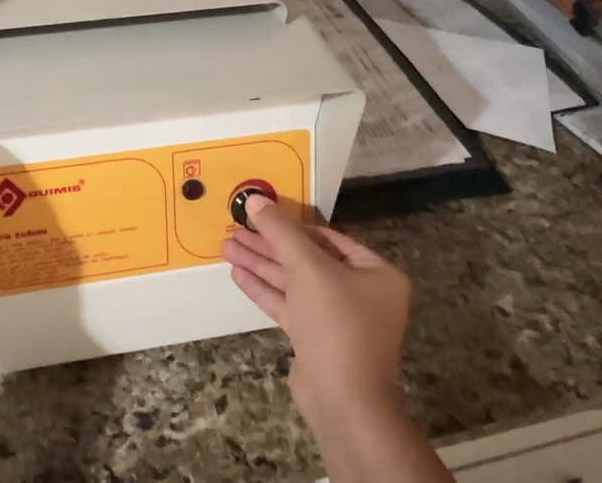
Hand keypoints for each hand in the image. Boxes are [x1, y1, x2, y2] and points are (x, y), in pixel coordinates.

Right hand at [221, 195, 411, 431]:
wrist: (343, 401)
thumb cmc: (335, 324)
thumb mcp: (307, 268)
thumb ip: (280, 232)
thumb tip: (254, 199)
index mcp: (375, 273)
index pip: (327, 238)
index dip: (291, 226)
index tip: (259, 217)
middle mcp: (361, 293)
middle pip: (307, 260)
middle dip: (268, 247)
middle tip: (234, 232)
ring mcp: (338, 318)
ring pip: (294, 283)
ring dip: (261, 266)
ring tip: (226, 248)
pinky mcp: (317, 339)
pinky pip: (290, 305)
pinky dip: (265, 290)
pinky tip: (238, 275)